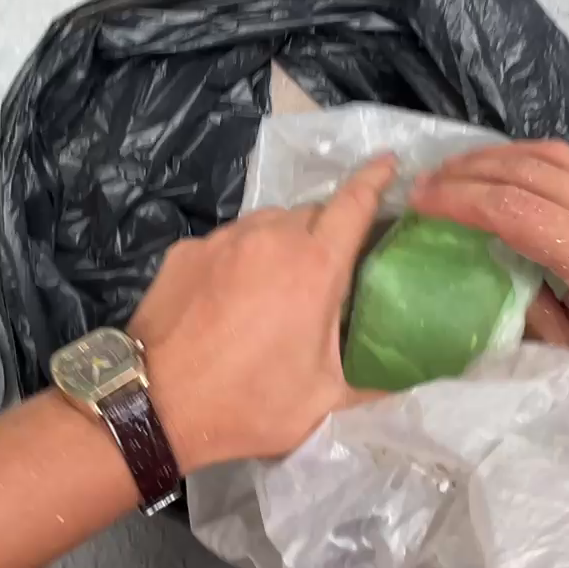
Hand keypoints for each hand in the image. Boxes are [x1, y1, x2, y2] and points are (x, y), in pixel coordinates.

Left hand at [132, 157, 395, 469]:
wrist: (155, 405)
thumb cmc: (247, 402)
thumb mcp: (323, 401)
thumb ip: (374, 379)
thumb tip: (413, 372)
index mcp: (313, 265)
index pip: (354, 203)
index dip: (375, 179)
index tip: (389, 162)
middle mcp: (269, 237)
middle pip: (311, 213)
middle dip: (327, 231)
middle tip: (329, 269)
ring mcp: (223, 239)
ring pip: (268, 223)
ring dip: (282, 243)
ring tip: (277, 285)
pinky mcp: (187, 249)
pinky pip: (229, 240)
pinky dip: (242, 257)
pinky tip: (231, 296)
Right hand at [410, 142, 568, 438]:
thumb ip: (528, 306)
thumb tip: (485, 263)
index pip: (517, 211)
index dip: (460, 200)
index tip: (418, 199)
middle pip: (532, 172)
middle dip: (469, 170)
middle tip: (426, 180)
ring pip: (555, 156)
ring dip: (498, 155)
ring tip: (455, 169)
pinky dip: (530, 158)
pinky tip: (504, 169)